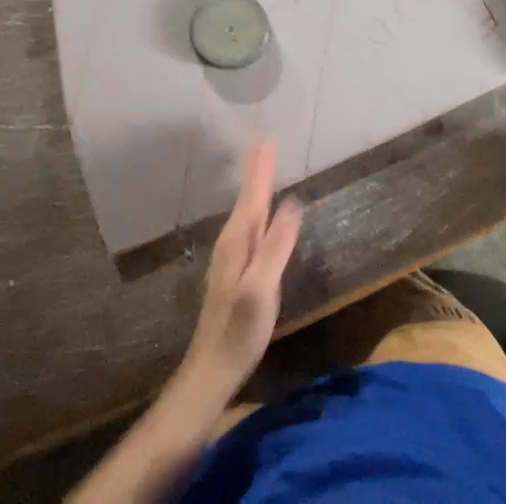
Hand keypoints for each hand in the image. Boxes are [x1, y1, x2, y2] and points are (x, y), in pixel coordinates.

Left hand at [181, 136, 302, 400]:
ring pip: (247, 210)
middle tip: (265, 140)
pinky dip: (256, 208)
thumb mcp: (261, 289)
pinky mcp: (236, 271)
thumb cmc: (239, 331)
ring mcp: (232, 258)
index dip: (261, 166)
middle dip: (257, 168)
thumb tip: (293, 203)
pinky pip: (249, 226)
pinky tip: (260, 212)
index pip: (253, 195)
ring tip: (263, 165)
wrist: (212, 369)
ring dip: (255, 185)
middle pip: (248, 197)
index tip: (267, 136)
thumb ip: (276, 246)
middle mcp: (232, 243)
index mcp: (238, 242)